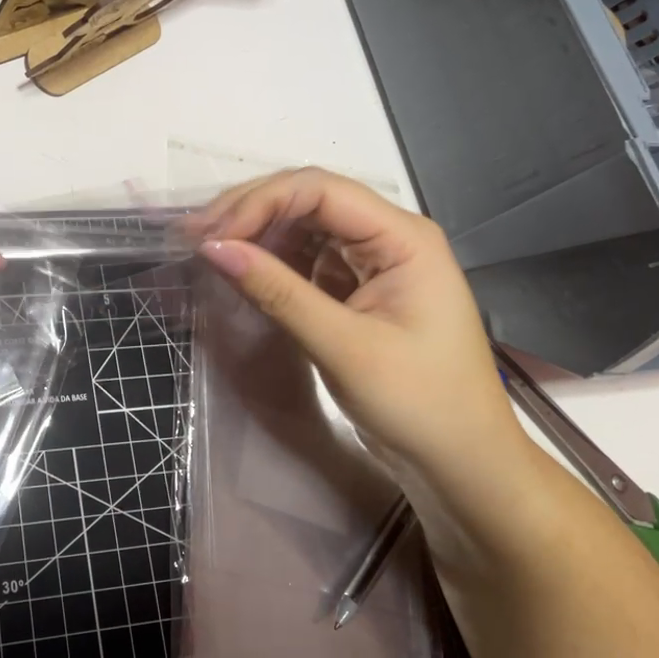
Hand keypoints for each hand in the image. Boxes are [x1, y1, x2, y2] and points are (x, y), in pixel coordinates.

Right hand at [188, 169, 526, 486]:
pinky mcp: (356, 288)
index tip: (212, 236)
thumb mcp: (344, 347)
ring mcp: (372, 262)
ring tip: (207, 248)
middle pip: (308, 199)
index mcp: (402, 237)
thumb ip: (277, 291)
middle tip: (194, 236)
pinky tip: (240, 269)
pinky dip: (269, 259)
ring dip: (255, 232)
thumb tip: (211, 247)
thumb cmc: (419, 405)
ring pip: (302, 225)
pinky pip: (304, 257)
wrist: (464, 469)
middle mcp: (388, 236)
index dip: (260, 202)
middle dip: (250, 211)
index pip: (319, 190)